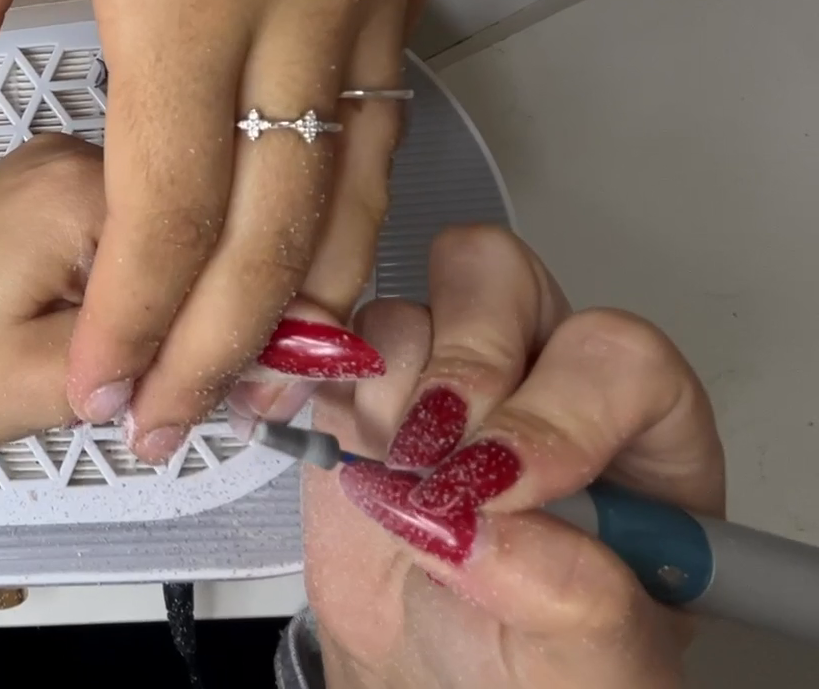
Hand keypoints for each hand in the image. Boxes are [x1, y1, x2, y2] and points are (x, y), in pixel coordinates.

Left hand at [0, 134, 386, 455]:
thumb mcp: (44, 386)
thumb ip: (156, 367)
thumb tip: (245, 363)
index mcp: (84, 184)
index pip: (225, 241)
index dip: (268, 324)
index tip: (280, 395)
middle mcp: (77, 152)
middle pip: (208, 222)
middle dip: (245, 309)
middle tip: (251, 397)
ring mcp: (56, 165)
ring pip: (176, 224)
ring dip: (205, 296)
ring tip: (216, 379)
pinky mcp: (37, 192)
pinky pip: (133, 227)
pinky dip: (164, 279)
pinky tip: (170, 333)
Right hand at [305, 227, 723, 688]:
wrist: (420, 665)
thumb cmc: (527, 667)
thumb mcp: (592, 667)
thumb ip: (573, 601)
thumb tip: (485, 528)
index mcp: (633, 440)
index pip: (617, 359)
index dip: (556, 407)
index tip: (501, 485)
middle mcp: (528, 381)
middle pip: (496, 277)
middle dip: (457, 362)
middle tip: (431, 453)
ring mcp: (426, 374)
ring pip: (398, 309)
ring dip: (377, 387)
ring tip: (381, 469)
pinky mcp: (345, 384)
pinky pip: (313, 331)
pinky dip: (295, 363)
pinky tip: (293, 411)